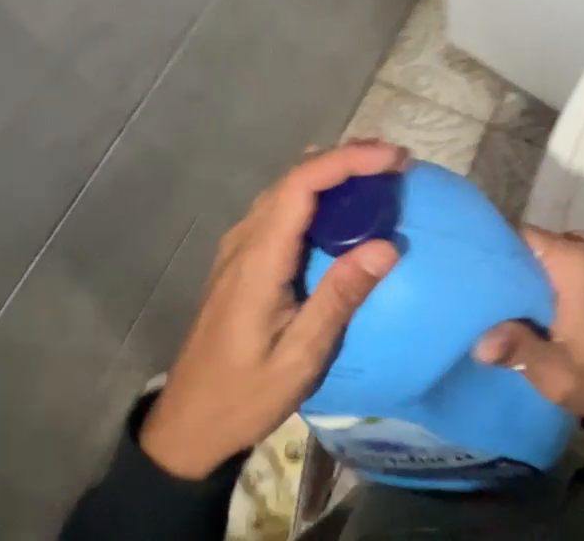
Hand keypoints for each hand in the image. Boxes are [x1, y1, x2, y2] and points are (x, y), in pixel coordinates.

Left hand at [138, 140, 408, 478]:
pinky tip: (342, 210)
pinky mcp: (241, 259)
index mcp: (258, 259)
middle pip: (295, 177)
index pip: (301, 185)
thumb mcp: (300, 357)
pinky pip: (281, 209)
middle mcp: (245, 241)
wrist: (188, 424)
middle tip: (396, 164)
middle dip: (346, 159)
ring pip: (286, 189)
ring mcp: (238, 248)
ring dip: (331, 174)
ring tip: (378, 176)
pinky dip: (316, 195)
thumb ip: (340, 297)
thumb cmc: (245, 395)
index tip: (392, 158)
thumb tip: (388, 245)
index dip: (347, 160)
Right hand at [474, 226, 583, 419]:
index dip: (488, 252)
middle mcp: (576, 247)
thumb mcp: (554, 372)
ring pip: (530, 254)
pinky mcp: (581, 271)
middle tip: (464, 290)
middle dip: (495, 266)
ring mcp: (581, 257)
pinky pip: (543, 263)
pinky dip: (524, 280)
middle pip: (520, 243)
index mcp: (571, 260)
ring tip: (477, 298)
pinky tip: (503, 304)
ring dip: (508, 275)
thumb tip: (480, 344)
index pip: (515, 235)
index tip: (462, 272)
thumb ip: (518, 350)